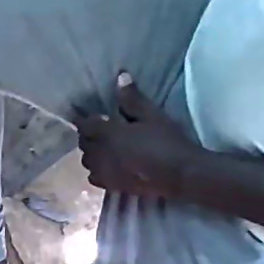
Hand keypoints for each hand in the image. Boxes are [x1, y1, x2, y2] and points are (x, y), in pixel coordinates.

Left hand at [76, 73, 205, 197]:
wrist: (179, 174)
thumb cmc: (166, 141)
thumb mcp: (152, 115)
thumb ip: (132, 99)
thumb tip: (120, 77)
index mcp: (107, 134)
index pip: (84, 125)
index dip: (84, 119)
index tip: (88, 114)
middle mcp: (99, 154)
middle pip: (84, 143)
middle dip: (88, 134)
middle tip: (99, 127)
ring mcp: (103, 172)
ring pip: (86, 160)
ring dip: (91, 151)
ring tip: (103, 145)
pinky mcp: (110, 186)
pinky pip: (93, 176)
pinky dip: (96, 169)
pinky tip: (106, 165)